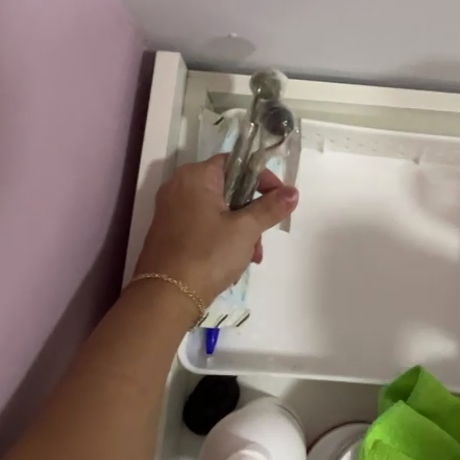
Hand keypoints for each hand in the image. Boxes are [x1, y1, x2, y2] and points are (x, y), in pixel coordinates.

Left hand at [132, 153, 297, 304]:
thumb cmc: (208, 254)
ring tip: (251, 256)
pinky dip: (221, 238)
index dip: (262, 177)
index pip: (236, 162)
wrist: (165, 297)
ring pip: (218, 210)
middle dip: (252, 212)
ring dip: (240, 230)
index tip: (279, 199)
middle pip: (228, 188)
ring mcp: (171, 211)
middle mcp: (178, 187)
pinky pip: (203, 225)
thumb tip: (293, 192)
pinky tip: (233, 262)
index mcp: (195, 176)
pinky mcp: (169, 233)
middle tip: (263, 234)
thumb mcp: (246, 229)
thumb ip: (270, 207)